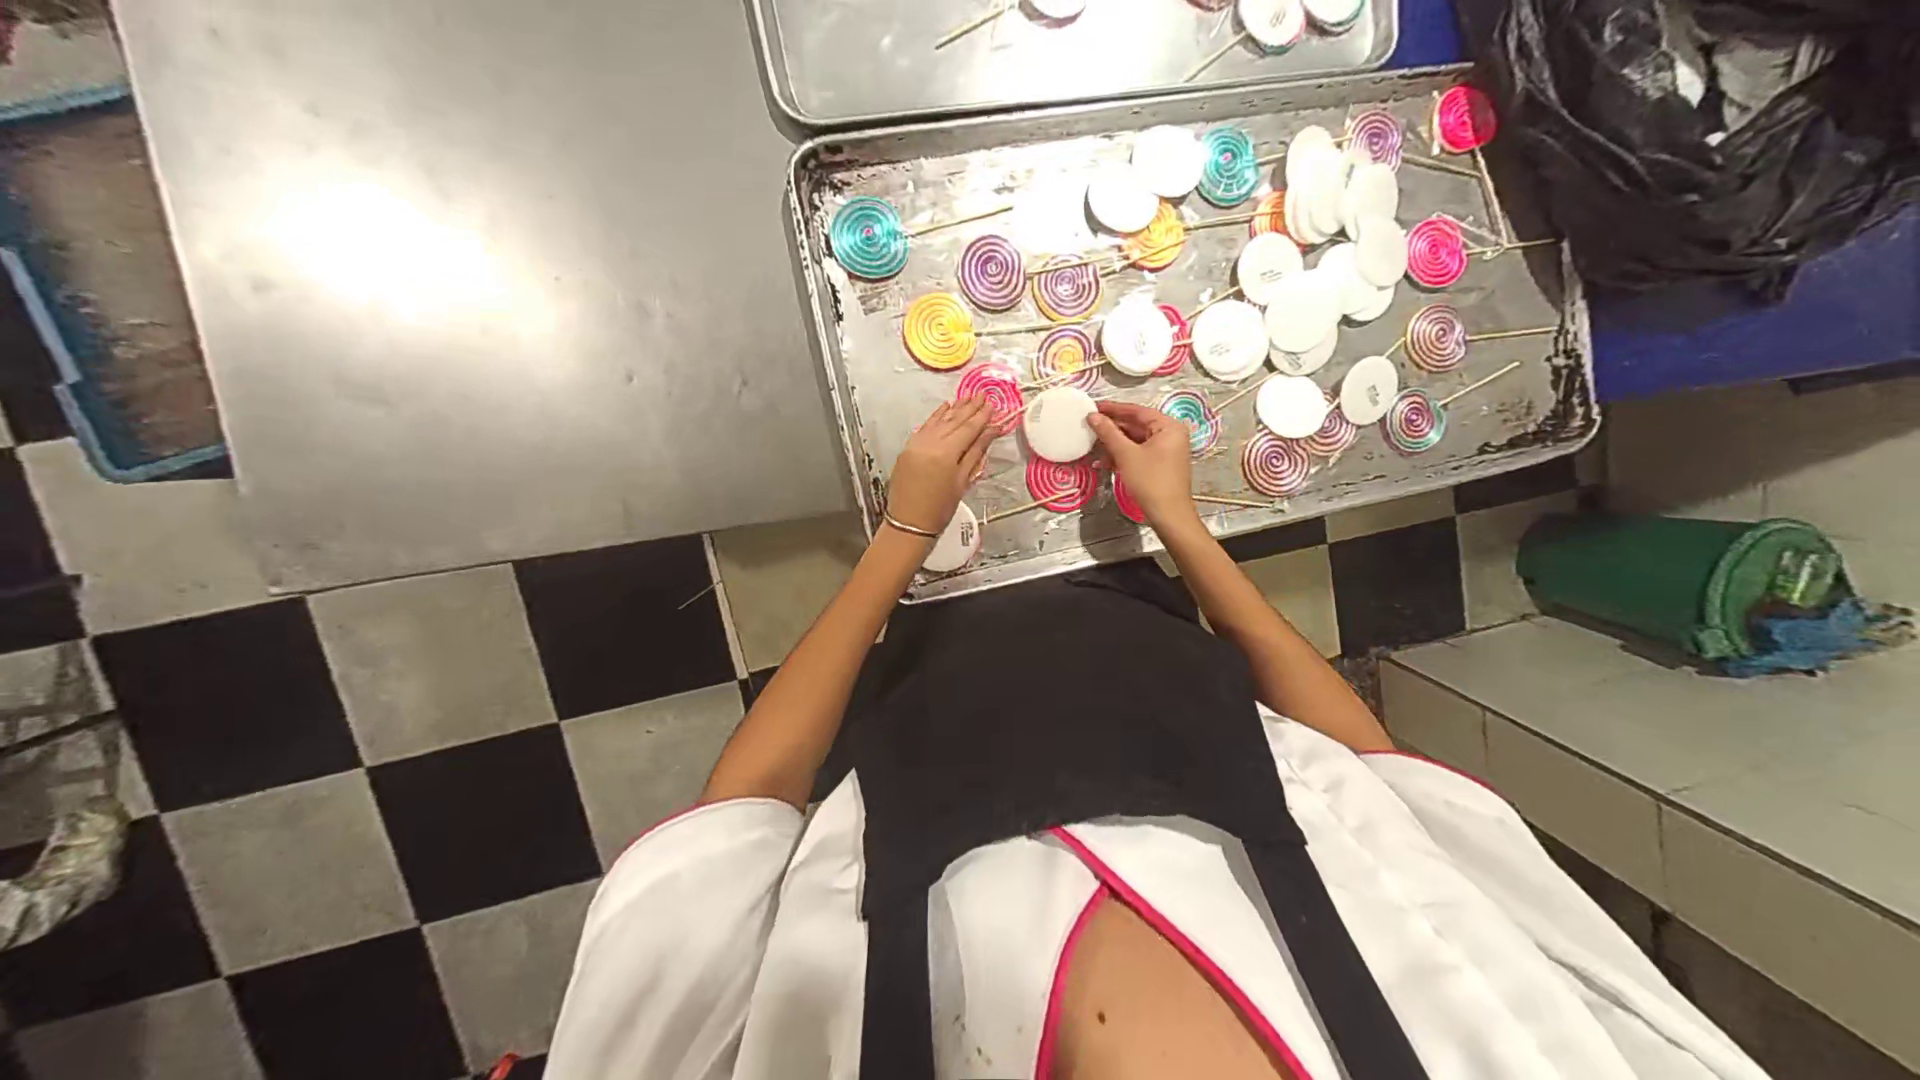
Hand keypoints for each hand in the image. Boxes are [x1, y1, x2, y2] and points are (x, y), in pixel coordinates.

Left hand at [885, 397, 995, 536]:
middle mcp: (930, 443)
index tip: (992, 405)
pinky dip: (935, 417)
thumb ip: (976, 452)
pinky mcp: (908, 448)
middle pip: (954, 421)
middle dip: (969, 408)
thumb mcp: (963, 481)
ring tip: (967, 398)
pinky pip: (925, 427)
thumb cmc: (940, 508)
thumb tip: (991, 431)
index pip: (968, 428)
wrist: (909, 523)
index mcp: (946, 453)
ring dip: (954, 409)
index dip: (982, 416)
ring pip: (939, 421)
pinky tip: (944, 408)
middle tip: (982, 395)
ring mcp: (916, 444)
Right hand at [1086, 400, 1194, 528]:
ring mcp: (1166, 450)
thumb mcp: (1126, 454)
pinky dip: (1122, 455)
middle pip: (1136, 425)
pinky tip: (1104, 462)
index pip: (1137, 411)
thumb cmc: (1150, 481)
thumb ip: (1108, 433)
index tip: (1094, 406)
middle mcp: (1170, 435)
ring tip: (1093, 444)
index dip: (1114, 409)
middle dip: (1112, 428)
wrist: (1168, 514)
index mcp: (1168, 427)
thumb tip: (1092, 416)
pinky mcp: (1160, 464)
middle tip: (1090, 424)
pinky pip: (1138, 453)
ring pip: (1136, 440)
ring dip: (1114, 444)